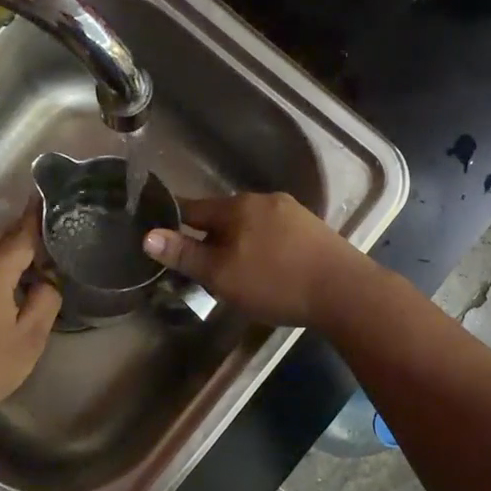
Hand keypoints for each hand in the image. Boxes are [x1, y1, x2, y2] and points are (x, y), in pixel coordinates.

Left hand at [0, 215, 61, 423]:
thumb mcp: (29, 339)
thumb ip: (45, 301)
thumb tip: (47, 280)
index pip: (21, 234)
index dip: (38, 218)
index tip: (52, 200)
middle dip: (23, 234)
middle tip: (50, 241)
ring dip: (5, 250)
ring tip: (31, 262)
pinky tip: (3, 283)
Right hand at [142, 193, 373, 327]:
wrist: (343, 291)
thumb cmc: (274, 282)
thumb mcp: (221, 275)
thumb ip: (184, 255)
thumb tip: (147, 235)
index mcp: (235, 207)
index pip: (191, 208)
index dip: (171, 221)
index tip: (158, 233)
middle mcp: (262, 200)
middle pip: (221, 215)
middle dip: (207, 236)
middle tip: (196, 264)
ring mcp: (291, 212)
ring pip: (249, 224)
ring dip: (236, 242)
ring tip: (232, 269)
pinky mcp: (312, 229)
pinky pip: (273, 233)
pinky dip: (260, 246)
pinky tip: (266, 268)